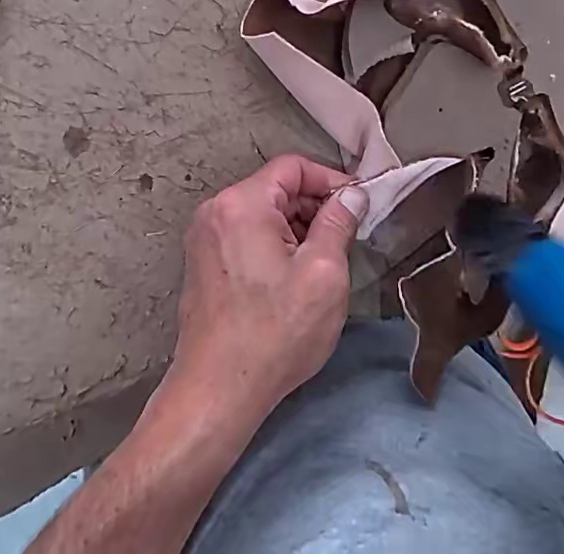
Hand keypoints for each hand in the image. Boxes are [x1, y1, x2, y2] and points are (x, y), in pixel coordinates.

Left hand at [160, 155, 366, 418]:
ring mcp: (205, 241)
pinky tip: (297, 276)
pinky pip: (249, 235)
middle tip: (348, 234)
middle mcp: (216, 213)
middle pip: (278, 188)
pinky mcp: (205, 266)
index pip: (294, 167)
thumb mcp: (324, 271)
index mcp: (243, 205)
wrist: (217, 396)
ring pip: (266, 213)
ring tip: (327, 259)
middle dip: (317, 205)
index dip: (332, 179)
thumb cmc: (276, 332)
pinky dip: (278, 244)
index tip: (359, 203)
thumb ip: (340, 221)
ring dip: (300, 227)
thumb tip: (352, 194)